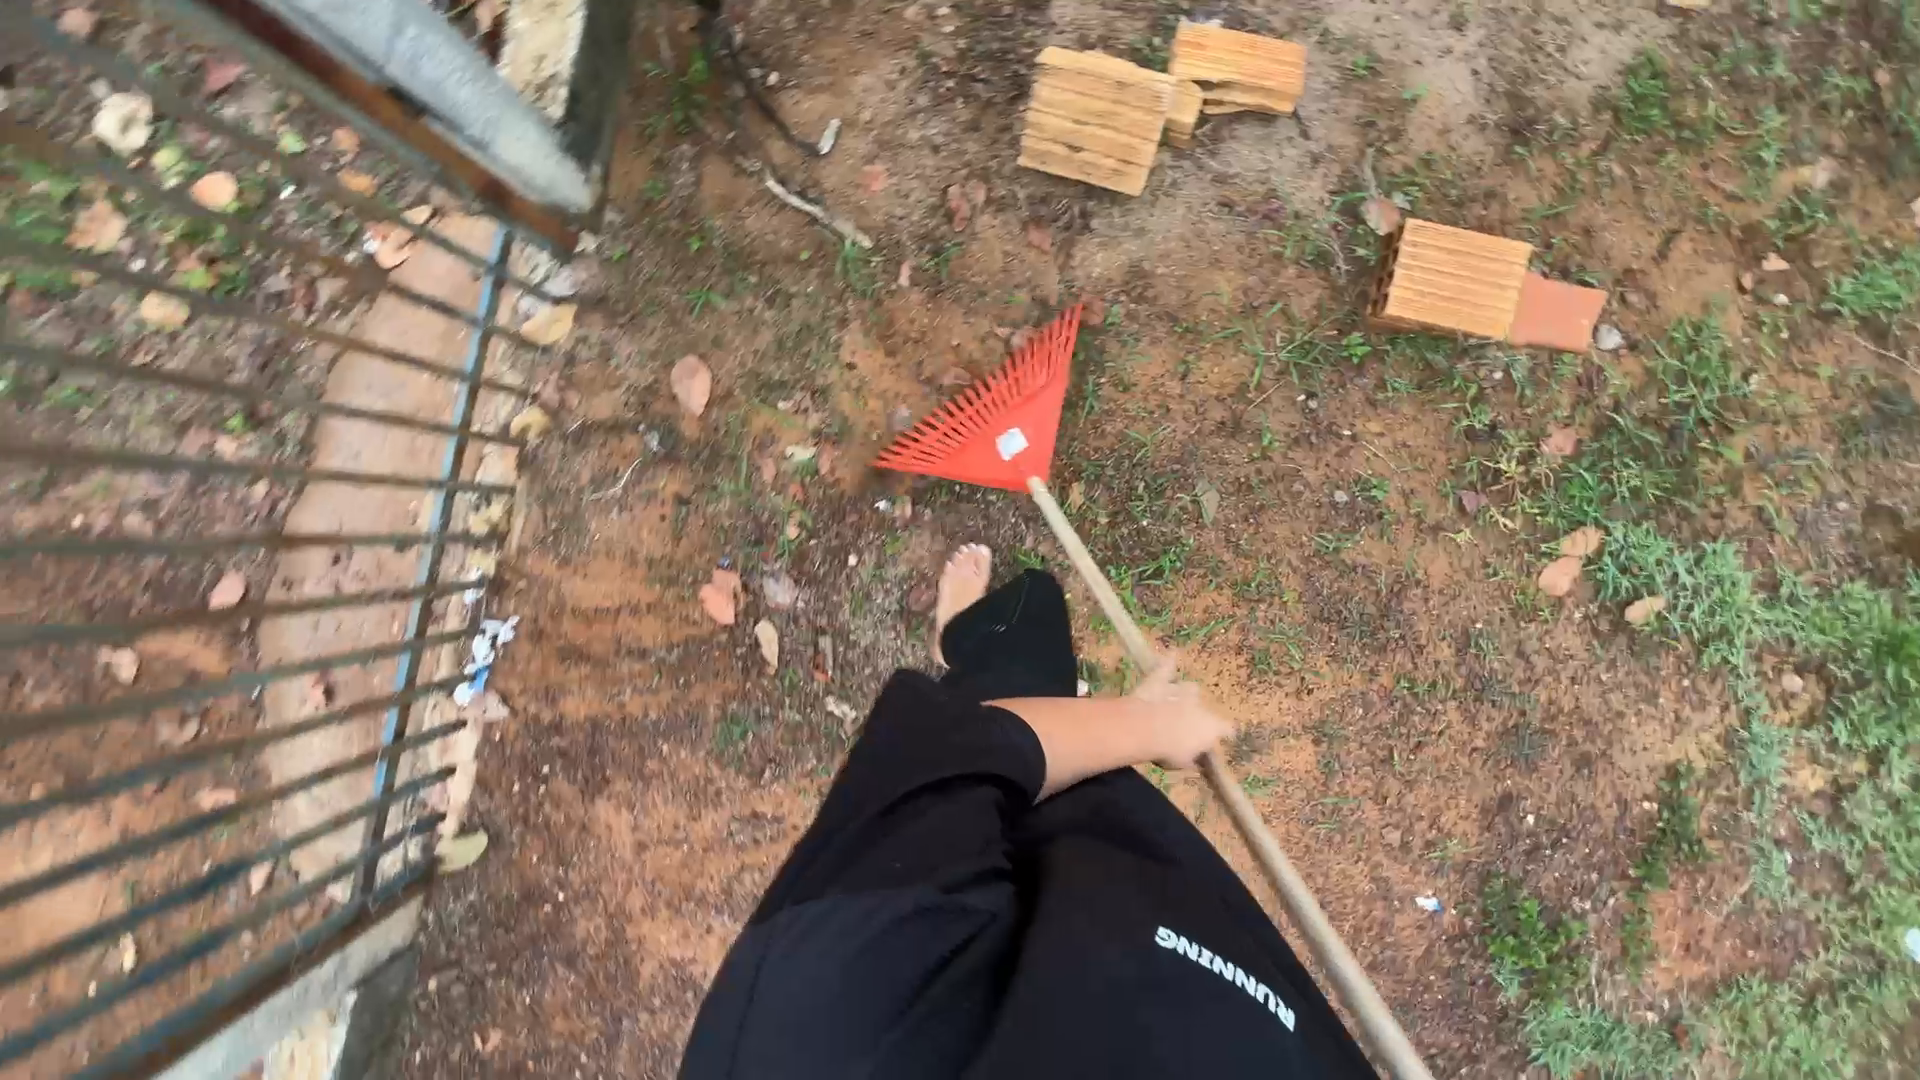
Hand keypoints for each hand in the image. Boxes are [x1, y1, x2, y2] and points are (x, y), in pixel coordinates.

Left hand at [1130, 656, 1232, 768]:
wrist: (1147, 726)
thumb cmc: (1169, 749)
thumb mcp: (1183, 762)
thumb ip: (1191, 758)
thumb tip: (1192, 759)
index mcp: (1212, 727)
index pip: (1226, 729)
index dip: (1223, 734)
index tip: (1219, 739)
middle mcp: (1201, 705)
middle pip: (1205, 709)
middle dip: (1196, 716)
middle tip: (1182, 728)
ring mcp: (1181, 690)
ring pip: (1189, 689)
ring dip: (1183, 695)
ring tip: (1174, 702)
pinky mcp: (1160, 681)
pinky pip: (1166, 667)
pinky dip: (1169, 662)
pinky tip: (1172, 653)